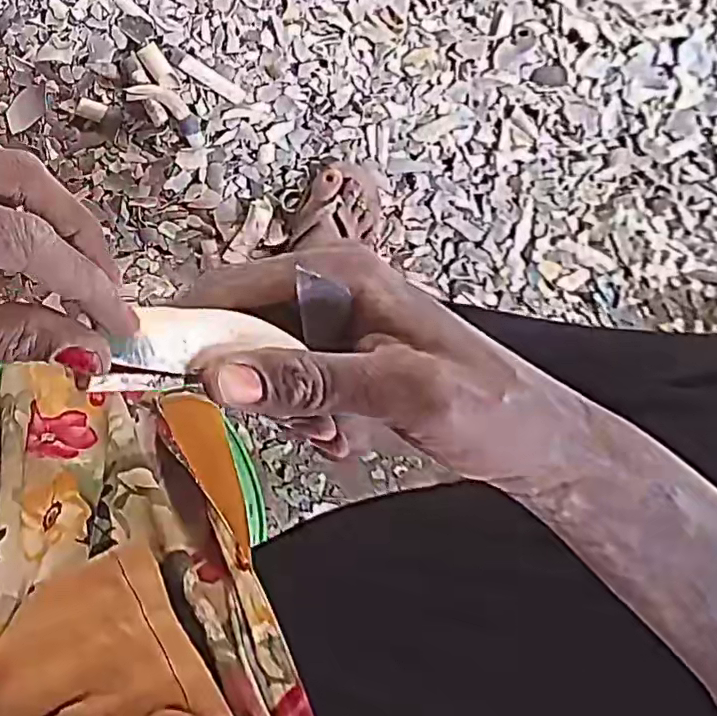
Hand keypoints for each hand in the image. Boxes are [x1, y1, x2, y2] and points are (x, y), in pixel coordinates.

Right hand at [176, 242, 592, 492]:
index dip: (192, 326)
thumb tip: (217, 380)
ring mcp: (325, 316)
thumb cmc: (491, 407)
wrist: (545, 447)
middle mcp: (323, 282)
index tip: (171, 374)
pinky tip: (334, 429)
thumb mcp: (397, 392)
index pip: (229, 286)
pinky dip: (290, 407)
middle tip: (284, 416)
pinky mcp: (328, 348)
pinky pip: (276, 374)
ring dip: (273, 399)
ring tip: (326, 428)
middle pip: (235, 321)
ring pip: (251, 353)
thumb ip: (304, 381)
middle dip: (246, 375)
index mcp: (336, 268)